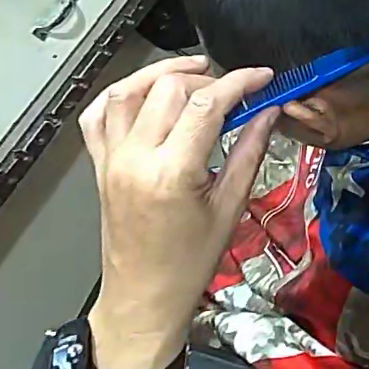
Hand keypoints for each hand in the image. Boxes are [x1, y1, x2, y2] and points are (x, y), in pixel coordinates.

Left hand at [80, 56, 278, 368]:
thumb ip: (250, 150)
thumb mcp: (231, 205)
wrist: (144, 296)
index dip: (240, 82)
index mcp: (172, 172)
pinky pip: (99, 115)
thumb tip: (269, 112)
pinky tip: (147, 91)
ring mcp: (111, 159)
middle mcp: (135, 159)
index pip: (206, 104)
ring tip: (195, 71)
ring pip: (127, 91)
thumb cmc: (190, 260)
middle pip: (168, 89)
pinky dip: (121, 93)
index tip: (262, 78)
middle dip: (208, 80)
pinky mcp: (100, 165)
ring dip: (162, 73)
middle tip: (236, 91)